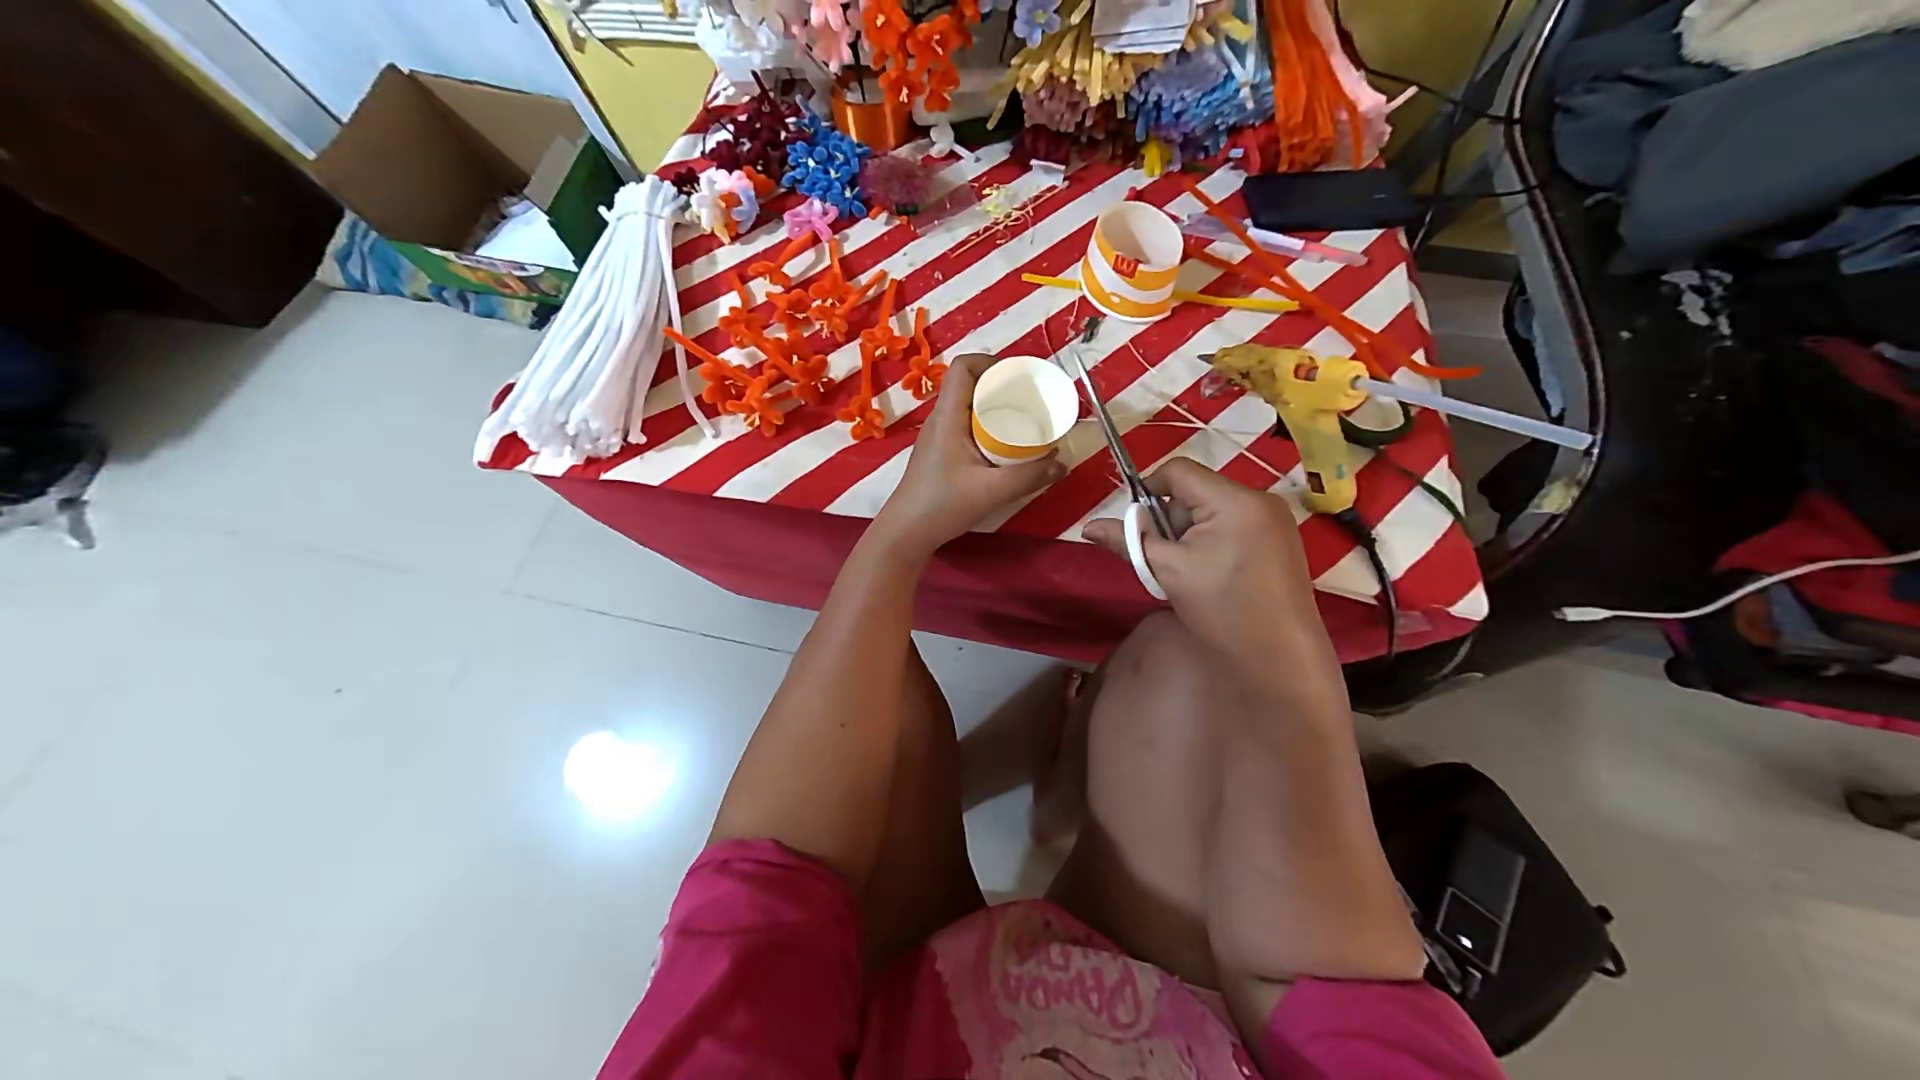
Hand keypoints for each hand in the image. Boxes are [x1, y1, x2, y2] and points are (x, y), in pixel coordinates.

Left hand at [872, 354, 1066, 556]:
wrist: (906, 533)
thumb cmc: (942, 506)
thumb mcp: (991, 491)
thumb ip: (1029, 477)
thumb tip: (1062, 463)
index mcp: (948, 417)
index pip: (963, 367)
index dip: (991, 362)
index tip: (1020, 376)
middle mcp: (942, 420)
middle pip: (971, 384)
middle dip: (1002, 385)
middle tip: (1032, 399)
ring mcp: (939, 437)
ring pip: (970, 407)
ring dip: (997, 408)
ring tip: (1025, 420)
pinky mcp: (942, 453)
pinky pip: (968, 426)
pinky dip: (989, 427)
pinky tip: (1006, 446)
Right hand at [1083, 458, 1342, 708]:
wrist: (1280, 656)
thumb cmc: (1221, 609)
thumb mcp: (1167, 571)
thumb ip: (1128, 541)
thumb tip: (1088, 528)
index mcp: (1233, 499)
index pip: (1178, 471)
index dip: (1148, 490)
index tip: (1136, 525)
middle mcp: (1259, 499)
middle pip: (1195, 492)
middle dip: (1170, 521)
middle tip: (1163, 559)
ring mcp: (1274, 520)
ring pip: (1212, 511)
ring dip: (1189, 534)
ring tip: (1187, 573)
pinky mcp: (1280, 540)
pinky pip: (1233, 525)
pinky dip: (1211, 542)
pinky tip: (1210, 576)